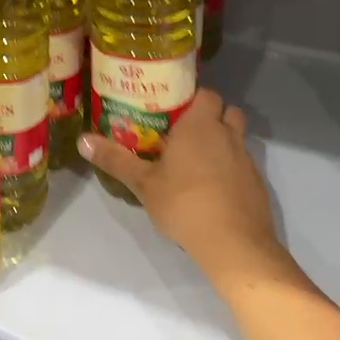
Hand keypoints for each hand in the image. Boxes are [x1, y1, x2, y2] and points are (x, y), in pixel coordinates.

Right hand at [80, 89, 299, 296]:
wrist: (235, 246)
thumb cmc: (185, 204)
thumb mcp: (143, 183)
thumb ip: (115, 160)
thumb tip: (82, 140)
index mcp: (200, 125)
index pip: (206, 93)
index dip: (193, 97)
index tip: (174, 107)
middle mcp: (227, 135)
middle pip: (227, 111)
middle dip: (211, 116)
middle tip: (186, 130)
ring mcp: (247, 161)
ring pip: (237, 138)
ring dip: (223, 142)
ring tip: (198, 160)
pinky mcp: (258, 186)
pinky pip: (244, 166)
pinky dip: (231, 169)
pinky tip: (213, 189)